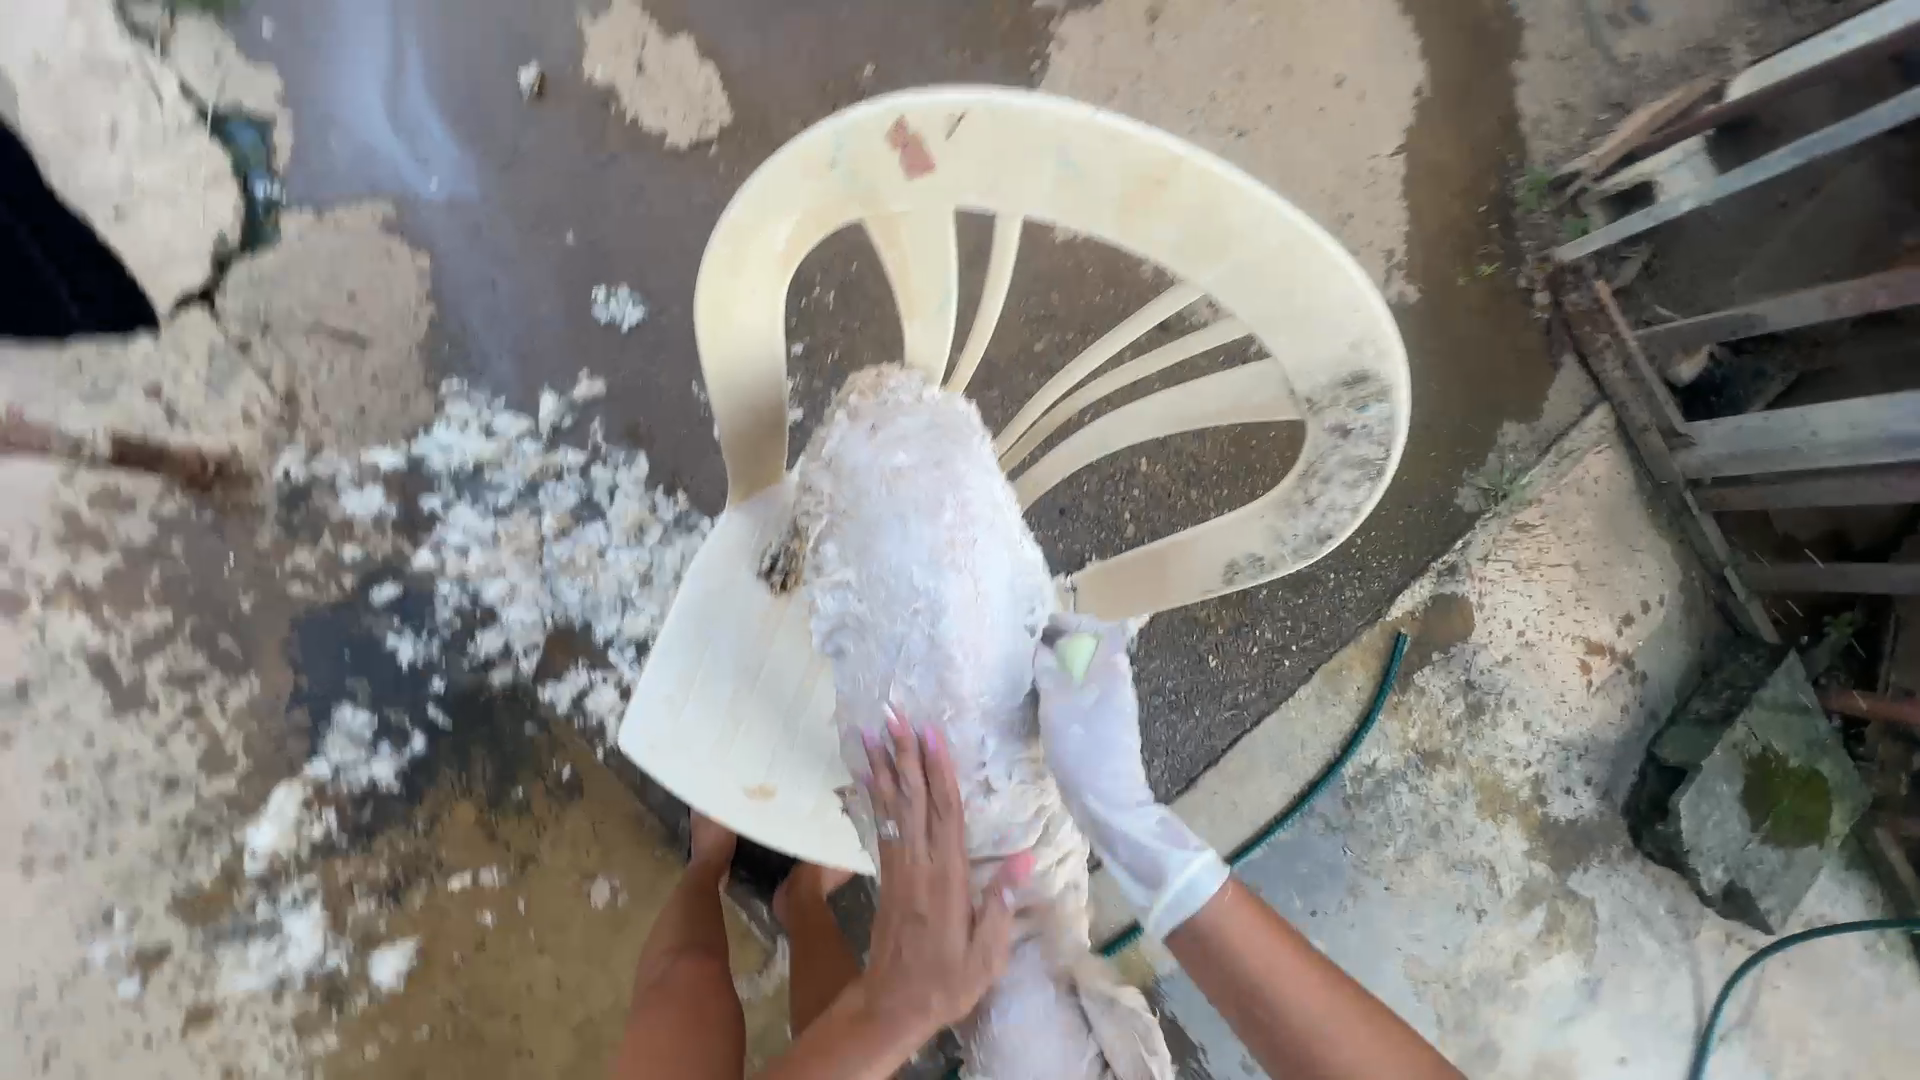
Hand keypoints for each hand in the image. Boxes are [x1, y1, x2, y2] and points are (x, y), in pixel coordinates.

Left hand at [856, 704, 1032, 1037]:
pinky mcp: (886, 872)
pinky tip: (866, 772)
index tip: (931, 733)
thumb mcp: (986, 956)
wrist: (892, 1005)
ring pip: (891, 805)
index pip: (944, 813)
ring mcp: (898, 865)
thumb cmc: (947, 981)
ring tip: (872, 729)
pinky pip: (880, 823)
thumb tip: (1025, 859)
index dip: (938, 771)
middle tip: (893, 713)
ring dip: (883, 765)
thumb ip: (1000, 905)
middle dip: (903, 753)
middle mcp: (918, 863)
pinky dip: (873, 793)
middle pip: (911, 798)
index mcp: (946, 878)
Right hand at [1034, 613, 1227, 939]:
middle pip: (1094, 648)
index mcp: (1112, 669)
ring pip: (1088, 672)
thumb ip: (1048, 671)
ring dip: (1062, 668)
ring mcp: (1114, 705)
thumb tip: (1041, 649)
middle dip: (1063, 643)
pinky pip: (1085, 693)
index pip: (1102, 627)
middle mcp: (1118, 681)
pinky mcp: (1106, 725)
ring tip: (1032, 673)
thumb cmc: (1083, 747)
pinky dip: (1065, 689)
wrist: (1108, 802)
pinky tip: (1044, 702)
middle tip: (1031, 648)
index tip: (1044, 625)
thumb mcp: (1056, 703)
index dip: (1074, 620)